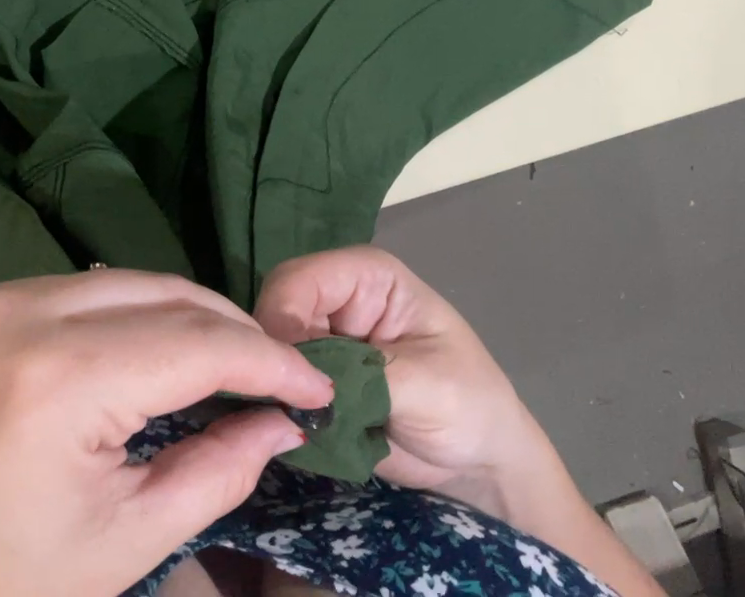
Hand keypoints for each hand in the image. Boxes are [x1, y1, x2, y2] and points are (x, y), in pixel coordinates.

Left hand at [0, 270, 333, 596]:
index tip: (318, 385)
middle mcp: (24, 314)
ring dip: (184, 313)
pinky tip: (156, 347)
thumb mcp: (127, 540)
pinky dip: (132, 310)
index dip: (267, 360)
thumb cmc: (7, 572)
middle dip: (232, 329)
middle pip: (163, 294)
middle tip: (277, 374)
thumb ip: (216, 469)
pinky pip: (81, 288)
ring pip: (125, 280)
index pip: (195, 344)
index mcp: (61, 381)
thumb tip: (280, 420)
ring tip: (228, 361)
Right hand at [255, 247, 663, 596]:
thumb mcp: (424, 386)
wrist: (479, 468)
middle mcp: (332, 298)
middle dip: (274, 356)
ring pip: (265, 346)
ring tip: (289, 419)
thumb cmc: (470, 409)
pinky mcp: (308, 374)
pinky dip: (275, 403)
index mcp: (364, 276)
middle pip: (271, 310)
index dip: (281, 321)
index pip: (296, 281)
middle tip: (284, 404)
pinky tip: (288, 426)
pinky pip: (272, 378)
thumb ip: (359, 376)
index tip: (287, 375)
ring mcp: (316, 337)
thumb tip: (295, 381)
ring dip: (272, 383)